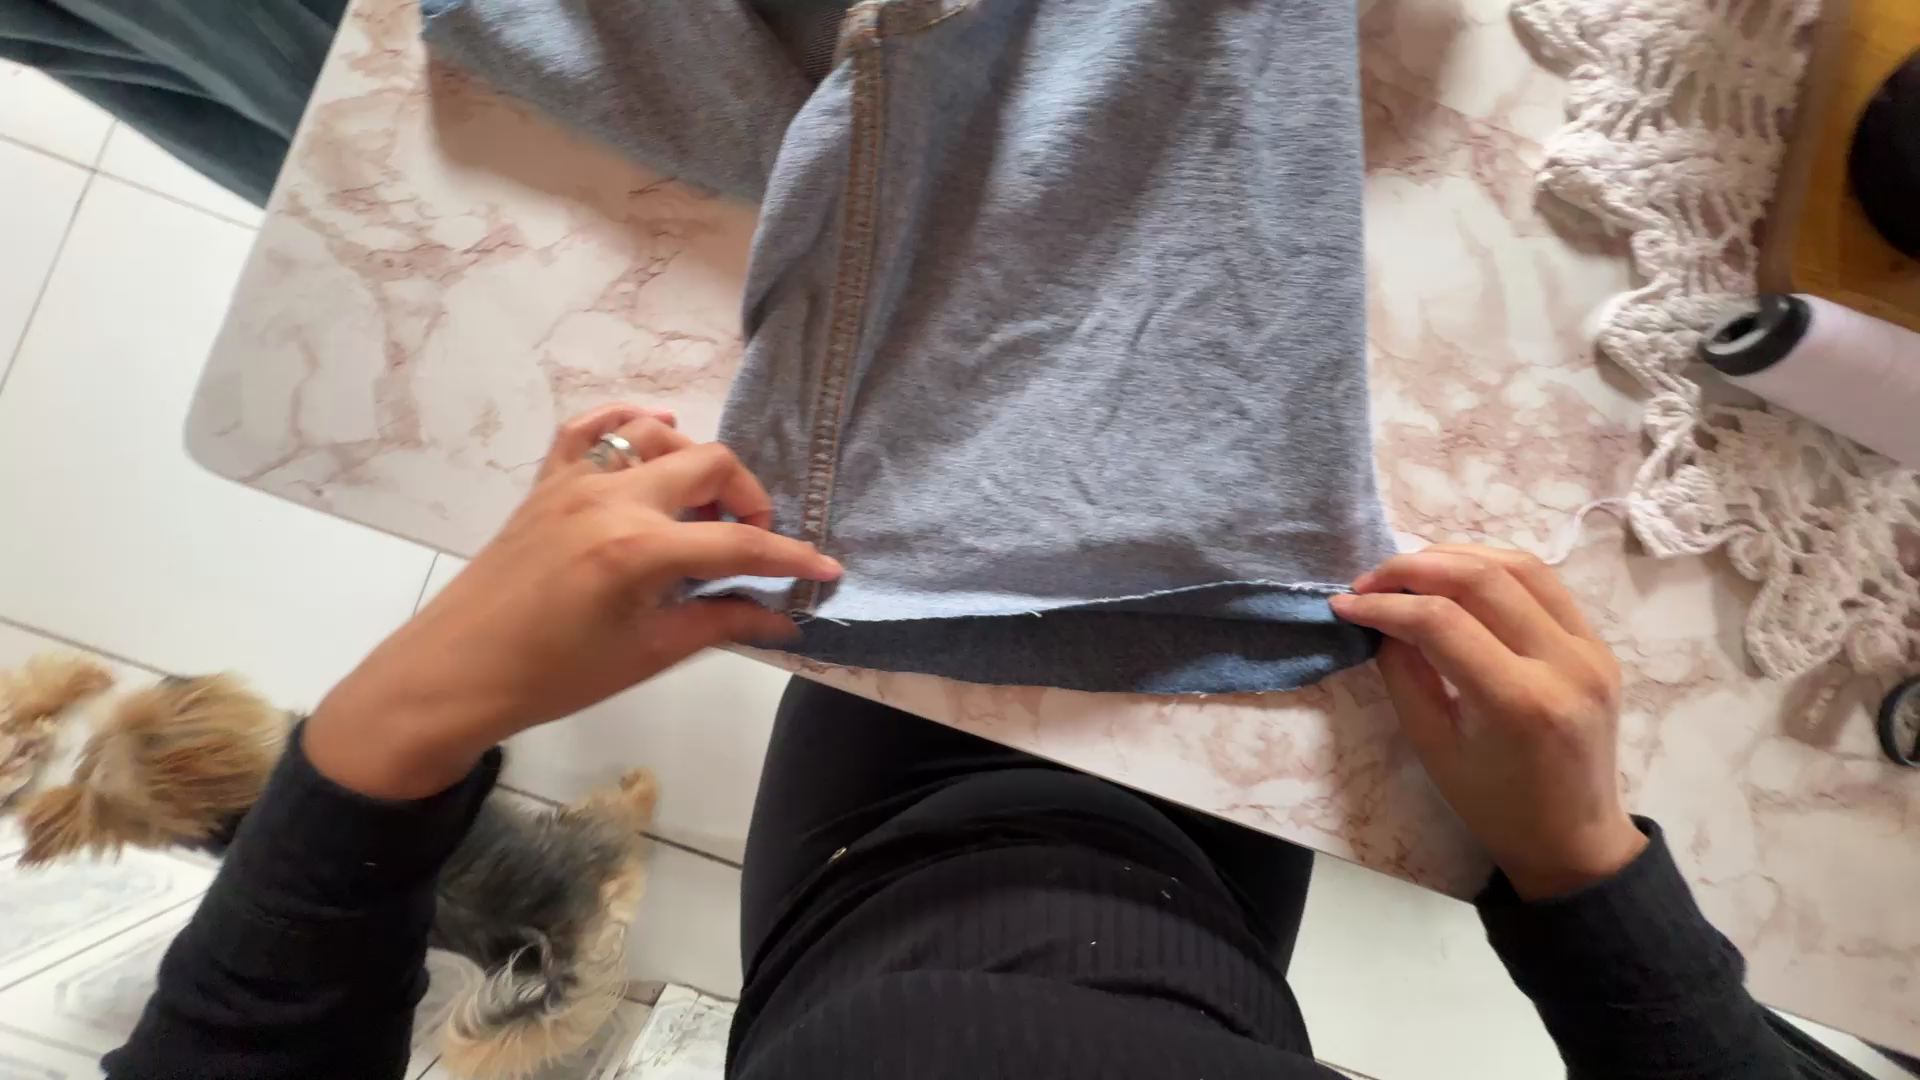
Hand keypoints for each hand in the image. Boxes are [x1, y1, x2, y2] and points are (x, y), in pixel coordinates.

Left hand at [305, 404, 841, 798]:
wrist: (452, 676)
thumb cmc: (554, 676)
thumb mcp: (651, 653)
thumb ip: (724, 621)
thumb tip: (783, 616)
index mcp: (640, 549)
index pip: (739, 544)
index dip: (792, 557)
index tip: (827, 569)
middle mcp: (612, 498)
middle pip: (710, 463)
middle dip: (749, 500)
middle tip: (750, 542)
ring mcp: (574, 480)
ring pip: (658, 432)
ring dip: (695, 462)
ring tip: (700, 507)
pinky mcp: (547, 481)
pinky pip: (592, 427)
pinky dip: (630, 422)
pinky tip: (654, 434)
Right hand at [1329, 545, 1645, 899]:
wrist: (1572, 834)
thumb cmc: (1489, 799)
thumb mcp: (1429, 740)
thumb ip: (1403, 670)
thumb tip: (1381, 617)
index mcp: (1519, 702)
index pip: (1440, 621)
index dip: (1383, 604)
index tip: (1343, 604)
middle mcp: (1564, 665)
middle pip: (1481, 579)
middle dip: (1411, 569)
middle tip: (1368, 582)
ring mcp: (1590, 649)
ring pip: (1517, 565)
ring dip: (1450, 556)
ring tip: (1405, 573)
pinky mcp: (1596, 643)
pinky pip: (1540, 581)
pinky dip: (1487, 567)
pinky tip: (1449, 577)